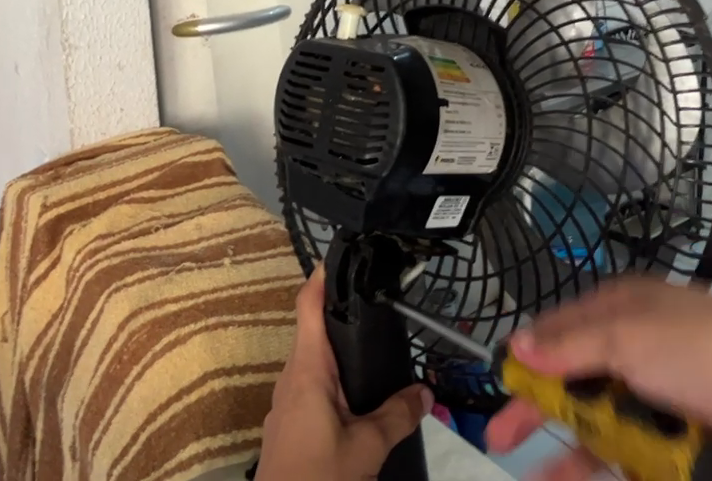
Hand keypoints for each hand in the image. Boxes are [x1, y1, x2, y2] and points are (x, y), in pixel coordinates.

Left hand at [257, 267, 432, 480]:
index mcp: (307, 370)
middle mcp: (292, 377)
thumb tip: (425, 390)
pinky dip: (334, 376)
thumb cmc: (318, 477)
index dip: (322, 275)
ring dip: (339, 347)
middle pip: (314, 329)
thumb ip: (397, 415)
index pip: (308, 306)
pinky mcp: (289, 422)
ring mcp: (286, 400)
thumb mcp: (366, 448)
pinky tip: (357, 390)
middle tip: (377, 297)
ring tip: (374, 340)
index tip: (341, 253)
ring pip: (314, 360)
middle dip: (342, 312)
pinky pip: (312, 384)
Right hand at [485, 278, 711, 479]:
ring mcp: (662, 410)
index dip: (532, 354)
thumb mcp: (627, 334)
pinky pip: (633, 467)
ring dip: (568, 452)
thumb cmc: (704, 351)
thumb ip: (569, 345)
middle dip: (539, 408)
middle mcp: (641, 357)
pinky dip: (602, 475)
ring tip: (533, 473)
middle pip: (578, 384)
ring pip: (603, 431)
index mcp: (627, 313)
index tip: (500, 382)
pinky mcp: (682, 458)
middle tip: (499, 436)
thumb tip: (517, 346)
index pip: (565, 330)